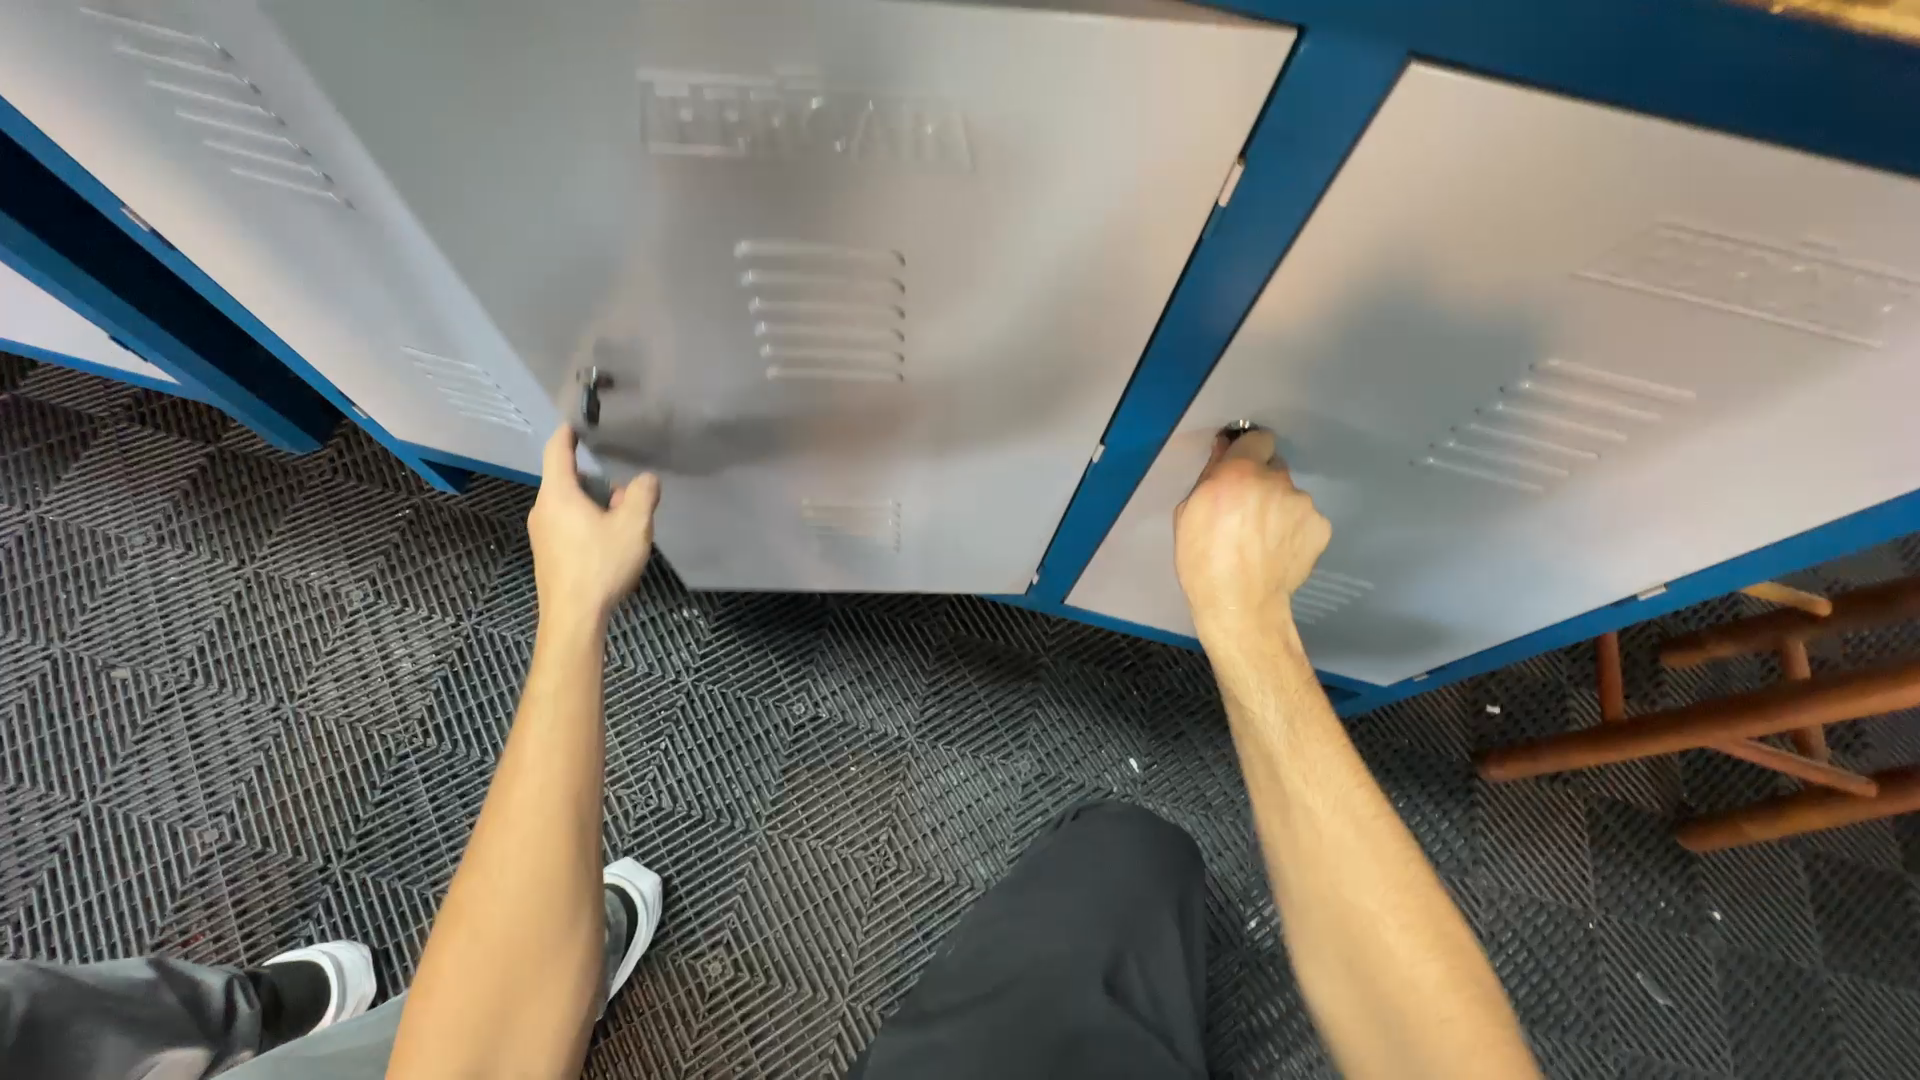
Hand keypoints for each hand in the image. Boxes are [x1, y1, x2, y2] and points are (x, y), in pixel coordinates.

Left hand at [527, 425, 660, 631]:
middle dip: (594, 477)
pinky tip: (609, 539)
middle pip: (565, 480)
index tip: (577, 422)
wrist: (574, 616)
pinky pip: (567, 524)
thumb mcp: (633, 526)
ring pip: (568, 505)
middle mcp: (543, 510)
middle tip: (623, 481)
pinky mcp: (548, 554)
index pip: (557, 451)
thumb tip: (646, 480)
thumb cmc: (600, 565)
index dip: (567, 434)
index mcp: (558, 495)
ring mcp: (542, 534)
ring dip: (593, 502)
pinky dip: (587, 521)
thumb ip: (643, 496)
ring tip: (623, 514)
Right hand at [1173, 428, 1330, 637]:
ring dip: (1278, 508)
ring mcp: (1303, 504)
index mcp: (1240, 471)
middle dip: (1261, 483)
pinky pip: (1304, 518)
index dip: (1248, 452)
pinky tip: (1277, 551)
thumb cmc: (1202, 561)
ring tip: (1262, 540)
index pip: (1258, 438)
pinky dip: (1293, 529)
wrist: (1240, 606)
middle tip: (1246, 513)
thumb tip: (1223, 451)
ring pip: (1290, 495)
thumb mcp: (1188, 514)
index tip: (1240, 467)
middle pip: (1273, 468)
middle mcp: (1277, 480)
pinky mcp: (1321, 527)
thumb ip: (1209, 477)